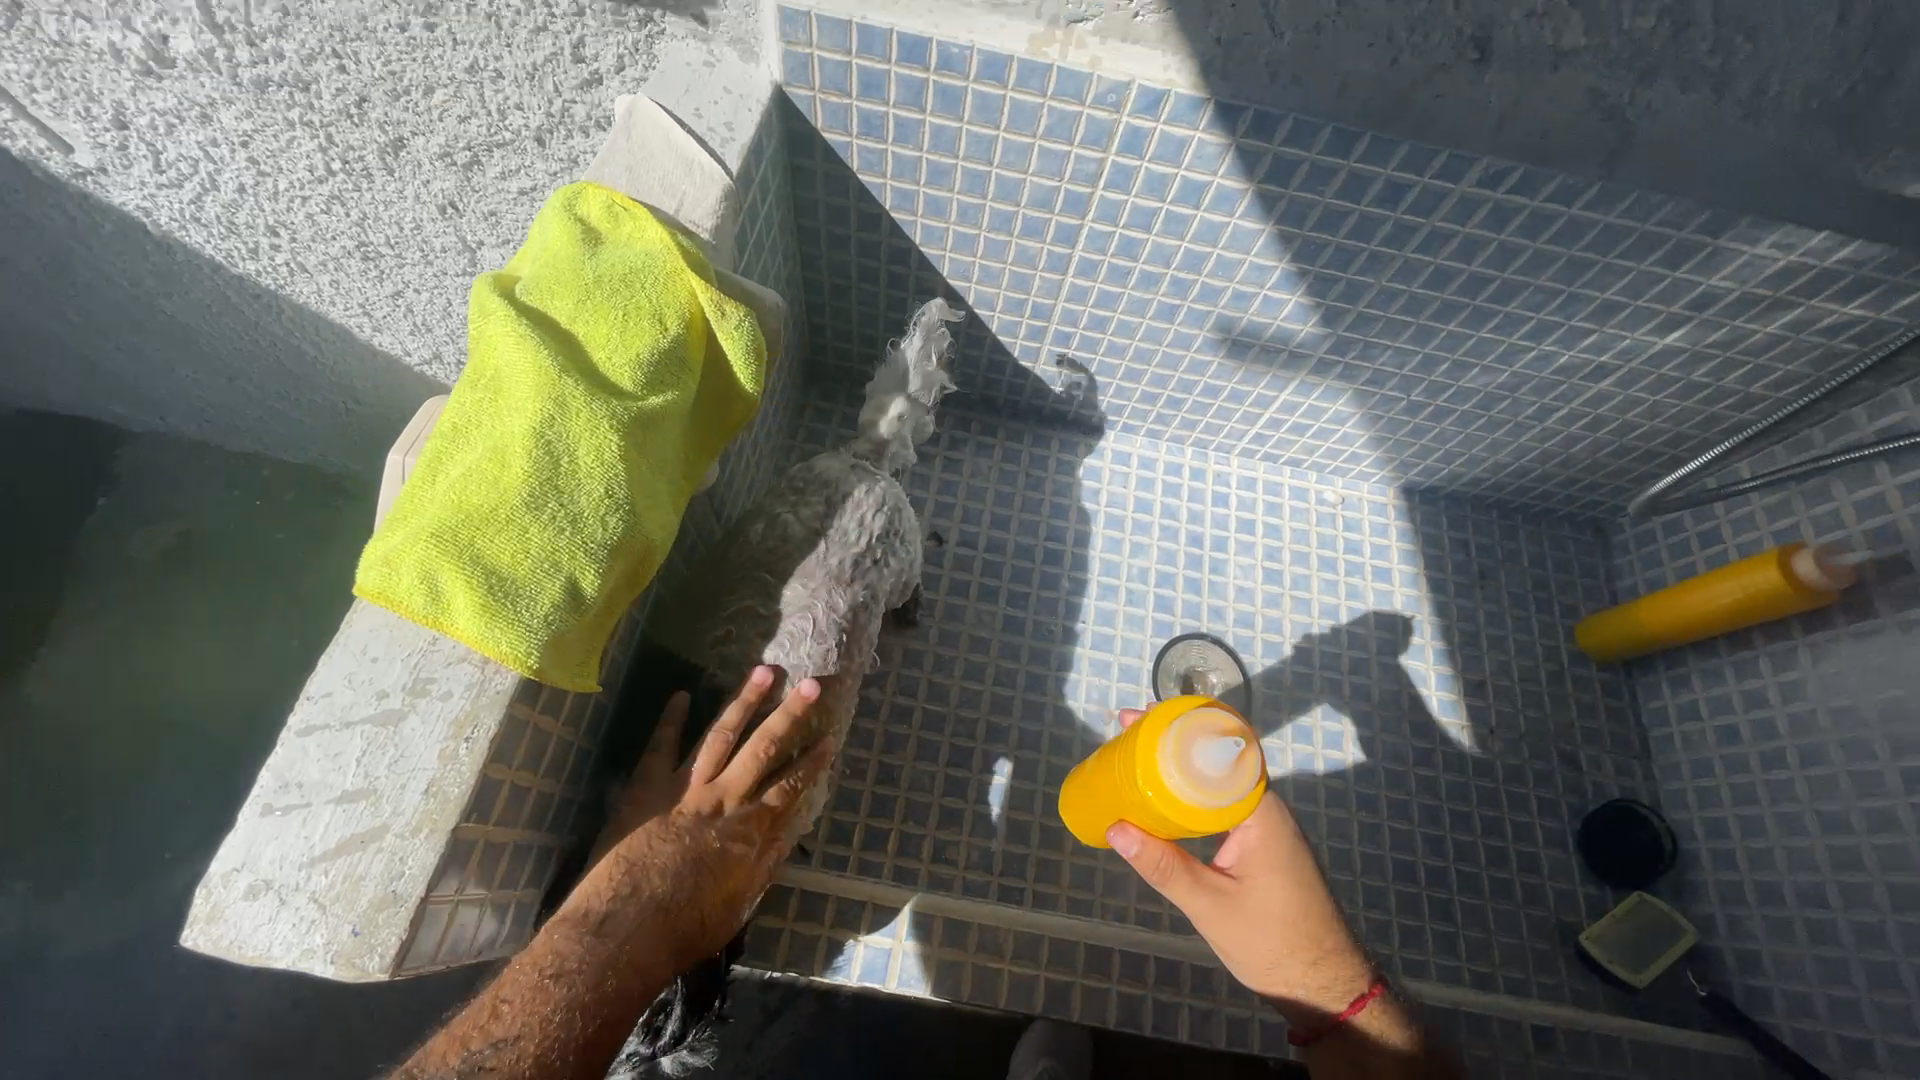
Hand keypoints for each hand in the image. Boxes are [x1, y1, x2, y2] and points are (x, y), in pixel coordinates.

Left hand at [590, 666, 833, 971]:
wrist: (623, 933)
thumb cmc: (684, 929)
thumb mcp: (739, 905)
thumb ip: (766, 865)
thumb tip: (791, 831)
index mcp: (748, 829)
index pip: (790, 787)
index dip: (812, 763)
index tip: (830, 740)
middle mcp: (724, 799)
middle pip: (764, 748)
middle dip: (790, 714)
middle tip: (811, 683)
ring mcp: (685, 789)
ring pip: (720, 736)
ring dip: (743, 702)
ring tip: (764, 671)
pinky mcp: (646, 788)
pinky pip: (660, 748)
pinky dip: (670, 720)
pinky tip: (680, 694)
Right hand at [1105, 709, 1372, 1024]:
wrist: (1324, 986)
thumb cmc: (1272, 943)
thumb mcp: (1209, 906)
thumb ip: (1162, 866)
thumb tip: (1114, 828)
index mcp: (1260, 811)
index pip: (1220, 750)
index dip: (1178, 728)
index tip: (1141, 718)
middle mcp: (1266, 807)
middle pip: (1217, 757)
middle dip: (1172, 740)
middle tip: (1128, 730)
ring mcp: (1266, 825)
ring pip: (1218, 780)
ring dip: (1180, 766)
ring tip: (1137, 756)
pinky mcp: (1262, 843)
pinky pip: (1222, 802)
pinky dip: (1191, 792)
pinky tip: (1163, 799)